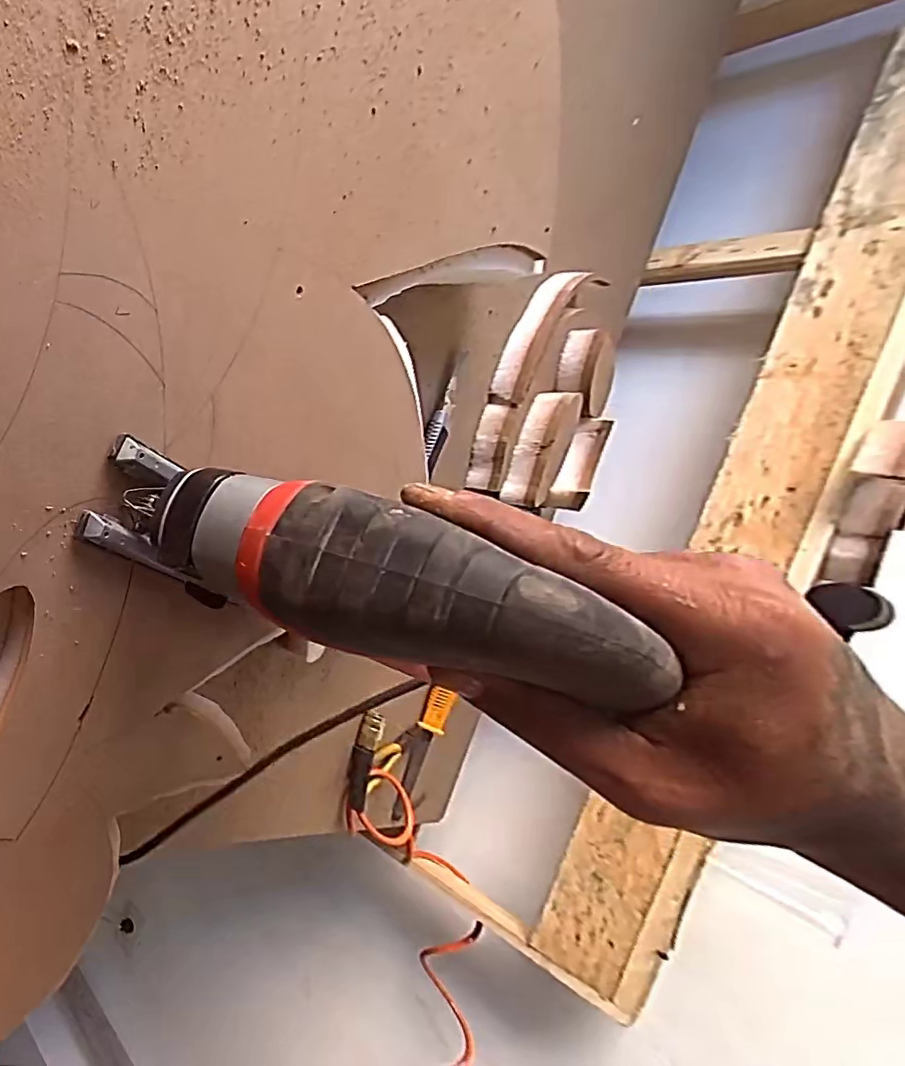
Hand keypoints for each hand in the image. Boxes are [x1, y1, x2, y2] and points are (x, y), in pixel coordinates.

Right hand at [401, 485, 904, 881]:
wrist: (868, 792)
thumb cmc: (769, 791)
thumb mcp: (642, 781)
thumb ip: (543, 722)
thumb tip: (452, 668)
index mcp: (729, 625)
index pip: (579, 558)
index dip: (493, 527)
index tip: (431, 501)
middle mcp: (730, 581)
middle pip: (579, 558)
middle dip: (503, 565)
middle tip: (436, 573)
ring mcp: (727, 574)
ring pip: (595, 568)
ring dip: (543, 589)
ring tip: (503, 620)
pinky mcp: (714, 579)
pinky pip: (618, 576)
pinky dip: (577, 595)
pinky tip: (568, 631)